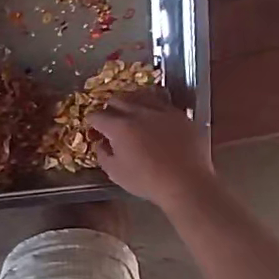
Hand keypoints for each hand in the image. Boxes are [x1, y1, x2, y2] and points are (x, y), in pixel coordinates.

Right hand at [87, 87, 215, 207]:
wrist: (187, 184)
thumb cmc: (147, 180)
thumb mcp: (115, 172)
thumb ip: (103, 154)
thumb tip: (102, 143)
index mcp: (119, 126)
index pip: (97, 116)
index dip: (91, 123)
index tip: (94, 131)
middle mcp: (138, 112)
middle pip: (116, 99)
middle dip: (109, 109)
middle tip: (110, 122)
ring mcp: (161, 111)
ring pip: (140, 95)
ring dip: (131, 102)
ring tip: (132, 112)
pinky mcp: (180, 115)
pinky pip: (162, 101)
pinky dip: (153, 105)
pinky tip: (154, 115)